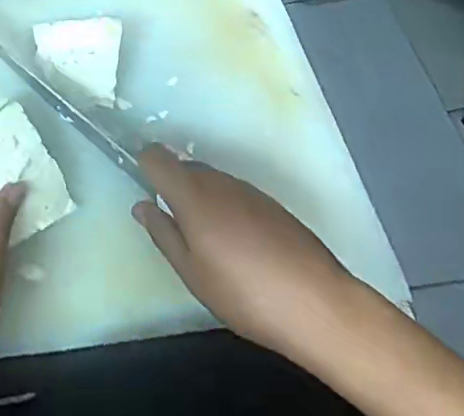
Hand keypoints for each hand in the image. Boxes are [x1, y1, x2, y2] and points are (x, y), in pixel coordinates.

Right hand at [133, 144, 360, 358]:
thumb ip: (162, 233)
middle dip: (175, 188)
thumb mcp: (192, 273)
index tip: (146, 188)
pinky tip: (243, 248)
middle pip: (184, 167)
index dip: (145, 165)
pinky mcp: (273, 205)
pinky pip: (236, 195)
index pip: (156, 155)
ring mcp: (249, 190)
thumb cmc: (245, 293)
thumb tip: (141, 206)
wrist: (322, 307)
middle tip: (178, 229)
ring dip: (203, 200)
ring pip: (212, 181)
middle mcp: (218, 180)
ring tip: (213, 244)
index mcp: (191, 193)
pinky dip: (229, 210)